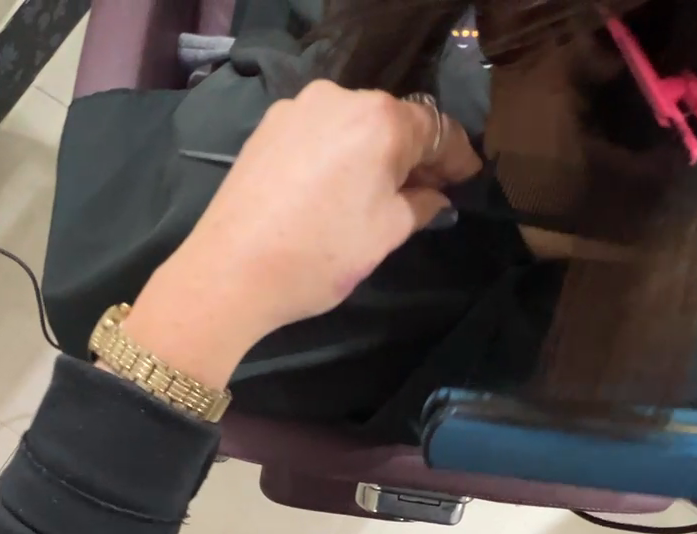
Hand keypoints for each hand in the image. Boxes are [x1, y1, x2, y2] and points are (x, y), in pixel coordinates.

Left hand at [121, 81, 480, 388]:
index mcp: (381, 119)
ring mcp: (297, 110)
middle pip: (392, 122)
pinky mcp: (266, 130)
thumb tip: (436, 196)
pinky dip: (335, 158)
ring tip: (373, 197)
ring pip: (351, 128)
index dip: (456, 158)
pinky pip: (318, 137)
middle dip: (412, 157)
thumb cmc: (317, 257)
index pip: (436, 129)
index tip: (467, 181)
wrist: (230, 272)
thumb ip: (420, 206)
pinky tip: (331, 191)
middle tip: (423, 194)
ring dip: (370, 156)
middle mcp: (340, 98)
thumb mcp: (384, 235)